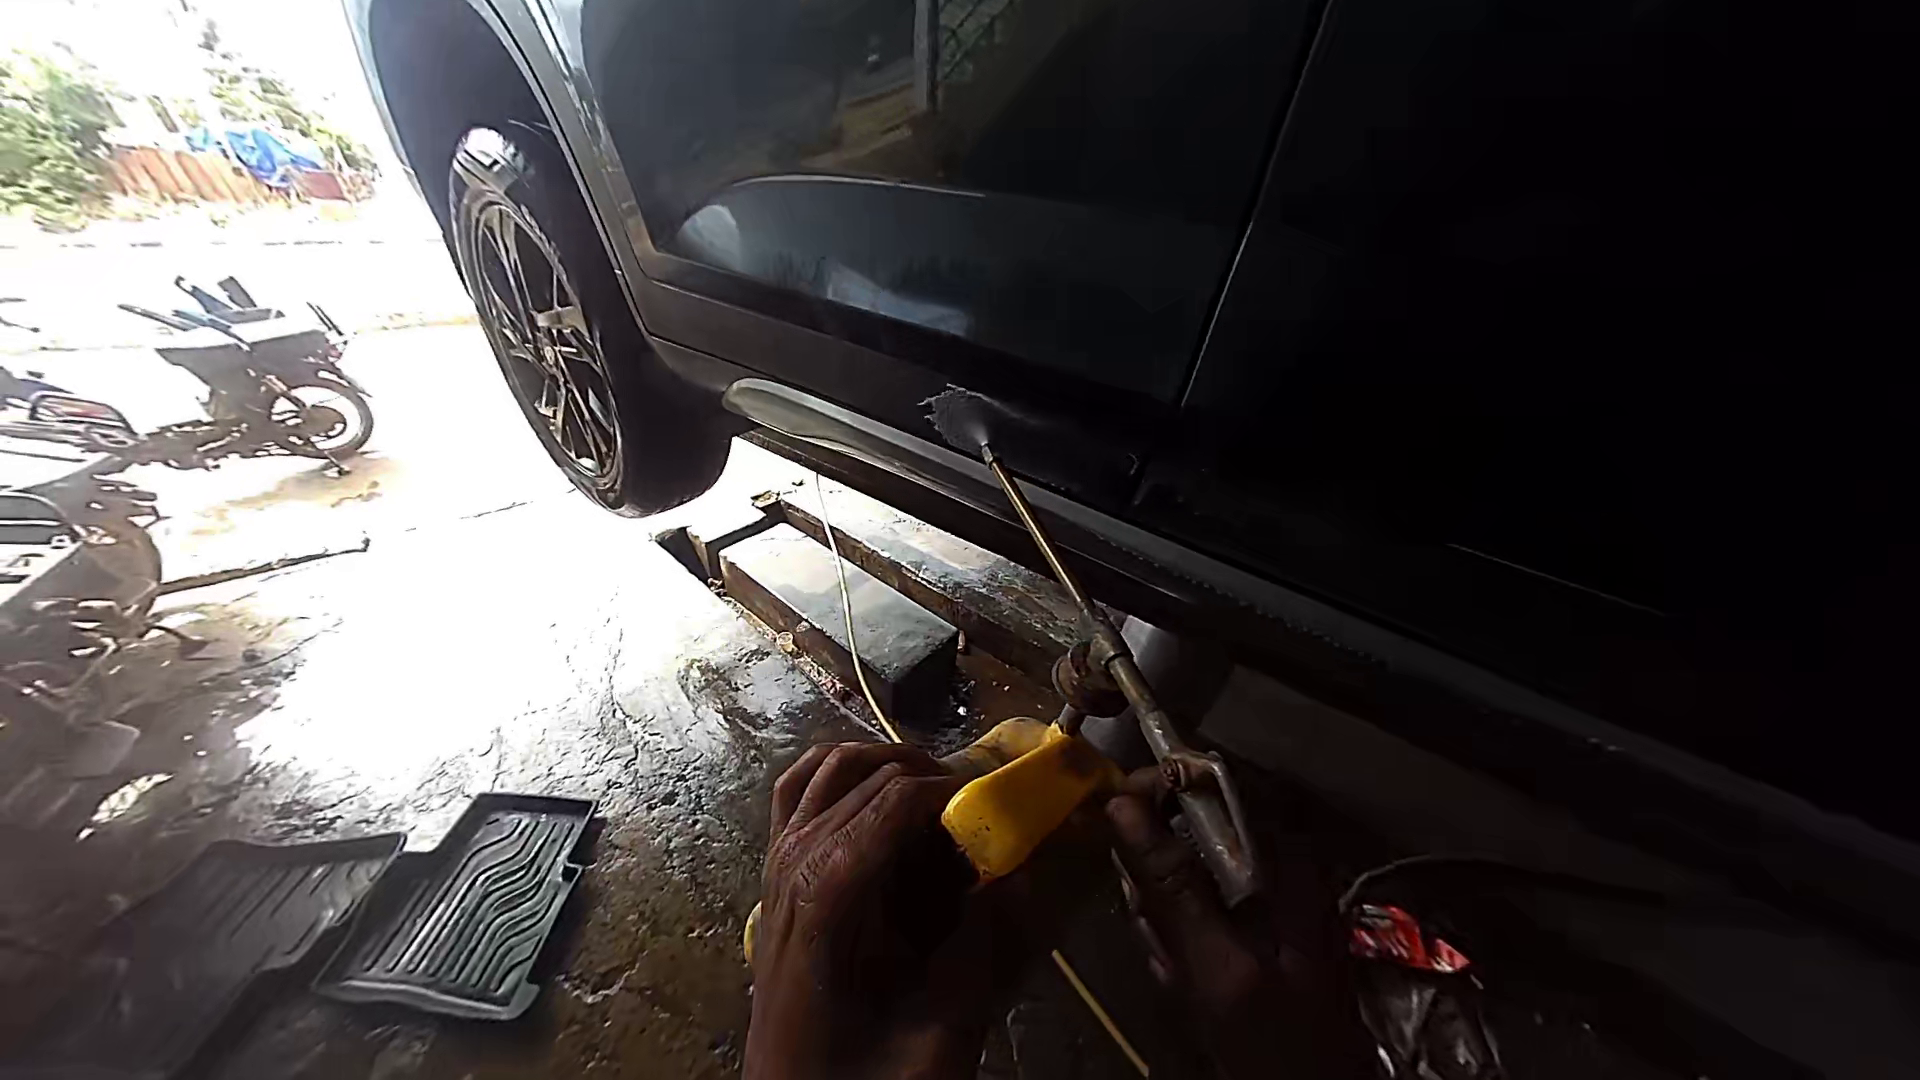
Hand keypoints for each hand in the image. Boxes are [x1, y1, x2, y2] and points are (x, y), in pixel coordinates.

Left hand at [747, 742, 1024, 1079]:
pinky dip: (837, 765)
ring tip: (933, 789)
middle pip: (875, 776)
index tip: (991, 806)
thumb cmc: (859, 1076)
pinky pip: (799, 782)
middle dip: (932, 779)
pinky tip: (869, 778)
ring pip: (837, 762)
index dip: (951, 790)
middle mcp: (797, 856)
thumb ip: (982, 953)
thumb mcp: (937, 1038)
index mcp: (827, 894)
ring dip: (889, 761)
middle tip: (973, 811)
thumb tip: (1021, 871)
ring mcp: (779, 852)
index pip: (896, 800)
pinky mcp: (776, 857)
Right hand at [1107, 785, 1375, 1079]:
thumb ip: (1171, 884)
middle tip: (1147, 914)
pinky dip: (1172, 926)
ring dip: (1160, 905)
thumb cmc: (1276, 1041)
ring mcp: (1262, 889)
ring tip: (1168, 957)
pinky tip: (1176, 967)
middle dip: (1155, 867)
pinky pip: (1190, 896)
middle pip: (1190, 824)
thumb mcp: (1217, 964)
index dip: (1161, 786)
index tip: (1118, 809)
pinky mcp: (1247, 916)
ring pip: (1184, 861)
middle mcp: (1276, 860)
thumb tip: (1119, 805)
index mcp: (1284, 856)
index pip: (1213, 784)